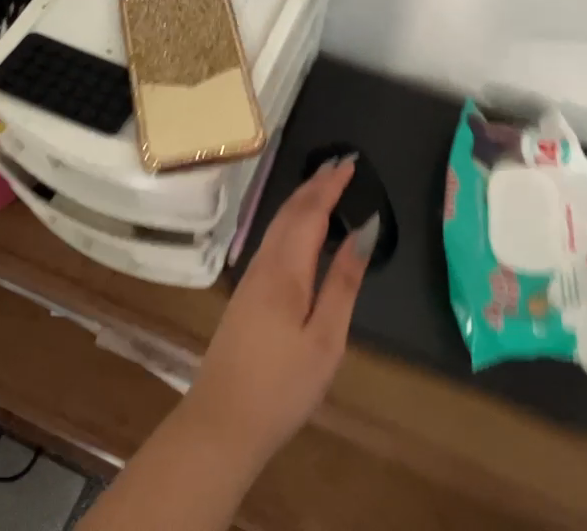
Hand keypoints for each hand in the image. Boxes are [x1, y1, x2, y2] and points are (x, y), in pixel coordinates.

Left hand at [182, 156, 377, 463]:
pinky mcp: (245, 297)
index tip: (350, 162)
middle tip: (340, 165)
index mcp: (285, 271)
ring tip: (325, 188)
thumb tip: (364, 231)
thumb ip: (344, 282)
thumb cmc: (282, 385)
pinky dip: (291, 224)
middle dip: (314, 185)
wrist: (222, 423)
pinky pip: (272, 243)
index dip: (329, 186)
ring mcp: (249, 281)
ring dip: (301, 202)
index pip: (309, 212)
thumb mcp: (326, 338)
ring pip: (276, 227)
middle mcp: (263, 266)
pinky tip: (301, 232)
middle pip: (288, 213)